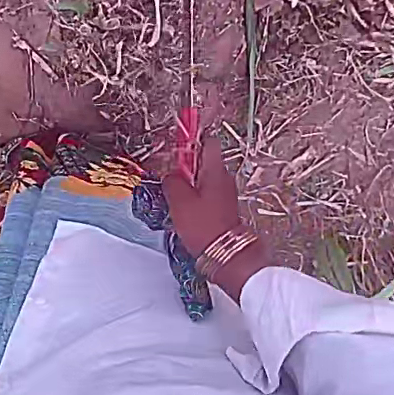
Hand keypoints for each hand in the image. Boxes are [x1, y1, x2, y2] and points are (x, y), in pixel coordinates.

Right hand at [163, 134, 268, 300]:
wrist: (225, 254)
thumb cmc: (203, 225)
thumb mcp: (179, 200)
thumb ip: (172, 181)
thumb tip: (170, 175)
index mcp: (215, 171)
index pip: (208, 142)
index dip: (192, 140)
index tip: (176, 146)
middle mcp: (224, 178)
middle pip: (203, 160)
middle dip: (185, 165)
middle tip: (169, 175)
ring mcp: (225, 193)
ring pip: (203, 178)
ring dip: (188, 182)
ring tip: (173, 194)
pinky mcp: (222, 207)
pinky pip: (205, 193)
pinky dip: (193, 195)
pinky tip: (182, 207)